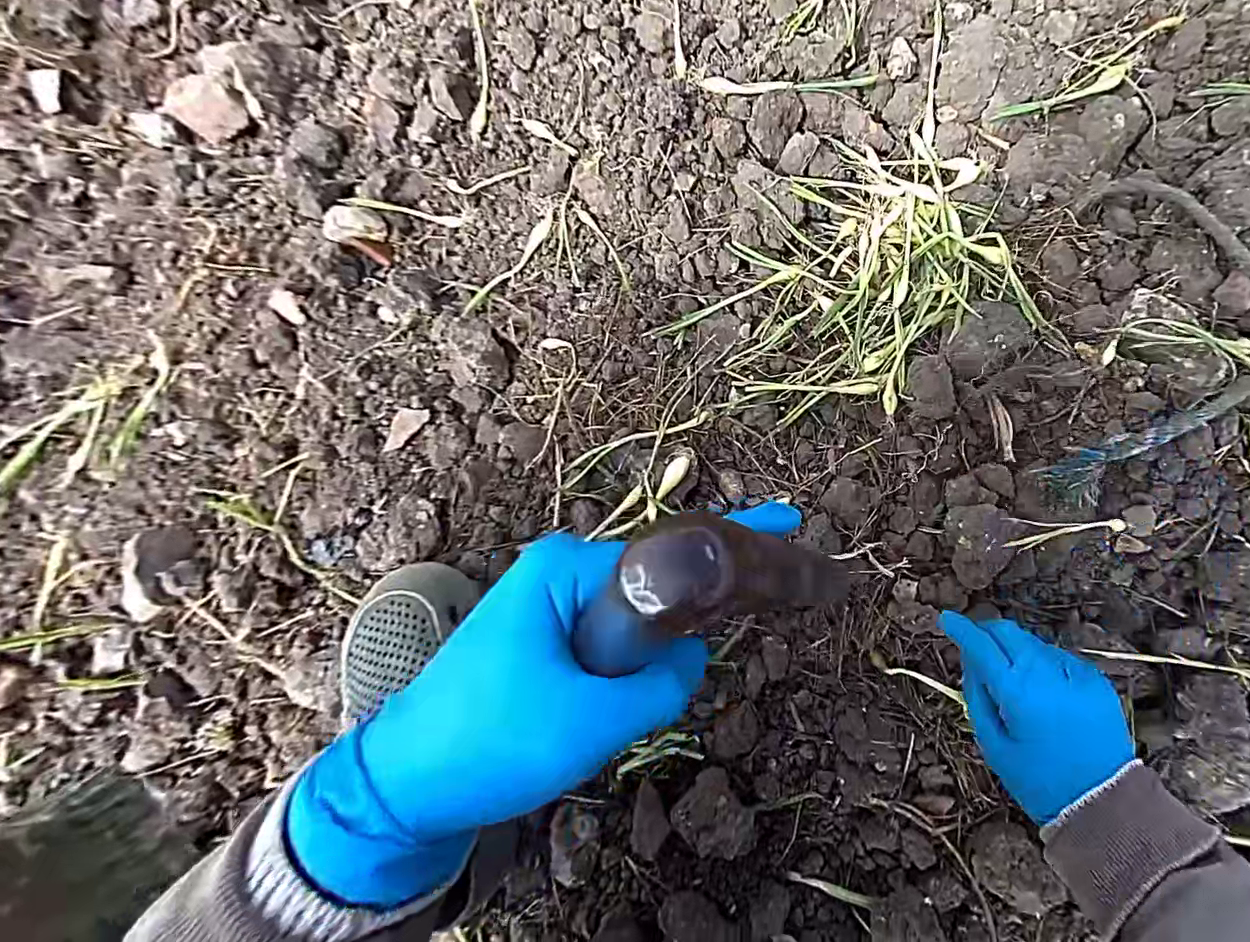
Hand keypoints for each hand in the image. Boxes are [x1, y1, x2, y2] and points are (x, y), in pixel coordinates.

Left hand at [289, 503, 800, 905]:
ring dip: (676, 624)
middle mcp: (562, 568)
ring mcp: (553, 597)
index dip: (734, 537)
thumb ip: (665, 683)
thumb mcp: (592, 720)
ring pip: (642, 601)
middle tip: (766, 586)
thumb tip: (697, 657)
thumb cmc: (487, 744)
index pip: (669, 546)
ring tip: (704, 646)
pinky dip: (650, 639)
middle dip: (711, 583)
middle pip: (662, 567)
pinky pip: (619, 622)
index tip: (787, 520)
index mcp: (566, 569)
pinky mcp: (549, 629)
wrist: (394, 795)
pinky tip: (666, 663)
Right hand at [939, 611, 1135, 823]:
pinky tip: (1045, 693)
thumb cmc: (1042, 782)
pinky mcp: (1094, 677)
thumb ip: (977, 699)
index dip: (961, 629)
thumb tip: (970, 665)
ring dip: (1017, 651)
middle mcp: (1045, 671)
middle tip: (978, 647)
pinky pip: (1059, 659)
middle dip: (988, 632)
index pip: (981, 646)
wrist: (1102, 799)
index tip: (949, 620)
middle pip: (1008, 631)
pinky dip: (1044, 665)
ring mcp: (1073, 670)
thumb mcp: (996, 747)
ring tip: (1015, 683)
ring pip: (1033, 643)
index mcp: (1017, 691)